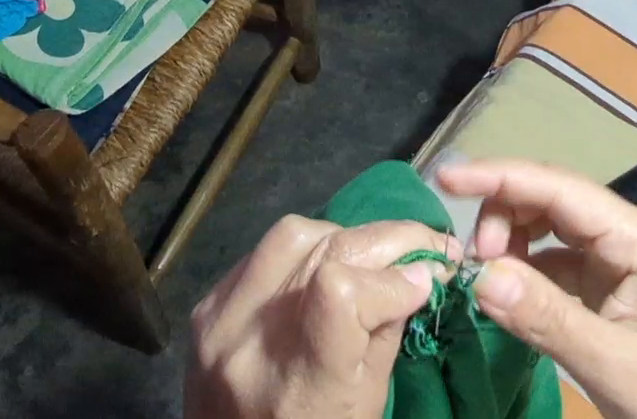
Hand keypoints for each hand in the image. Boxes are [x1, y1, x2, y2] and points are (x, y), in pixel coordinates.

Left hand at [186, 215, 460, 418]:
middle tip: (424, 246)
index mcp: (298, 387)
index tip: (428, 277)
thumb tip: (417, 269)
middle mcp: (252, 345)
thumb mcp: (366, 405)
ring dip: (343, 237)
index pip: (340, 291)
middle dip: (388, 239)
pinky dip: (303, 250)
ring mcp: (221, 321)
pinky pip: (264, 250)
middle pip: (326, 253)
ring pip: (294, 235)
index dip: (392, 276)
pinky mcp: (208, 305)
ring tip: (369, 256)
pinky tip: (322, 266)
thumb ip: (386, 330)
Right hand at [435, 159, 636, 418]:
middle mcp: (626, 235)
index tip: (445, 179)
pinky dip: (521, 269)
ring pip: (547, 226)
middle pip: (549, 199)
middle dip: (502, 214)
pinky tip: (506, 291)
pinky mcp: (606, 288)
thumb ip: (548, 319)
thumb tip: (478, 275)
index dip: (499, 177)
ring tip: (485, 277)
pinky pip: (552, 260)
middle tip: (472, 261)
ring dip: (509, 240)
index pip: (559, 188)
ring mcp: (617, 260)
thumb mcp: (618, 367)